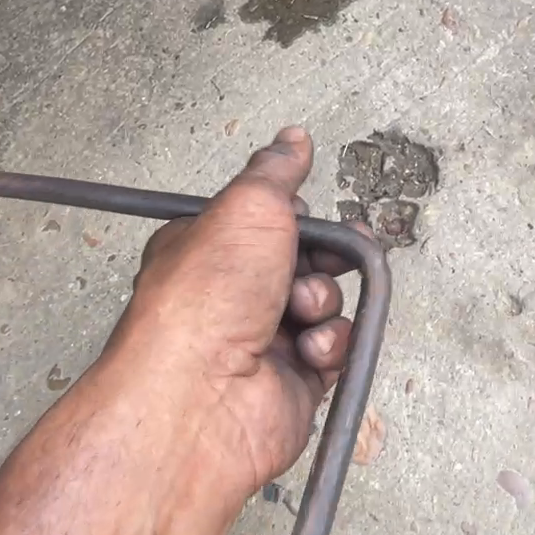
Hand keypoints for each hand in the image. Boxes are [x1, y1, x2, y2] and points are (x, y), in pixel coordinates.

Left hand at [101, 126, 359, 500]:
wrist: (202, 396)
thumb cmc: (206, 298)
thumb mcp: (246, 207)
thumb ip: (276, 172)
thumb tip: (292, 138)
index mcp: (213, 248)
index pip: (271, 221)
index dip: (297, 218)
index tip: (309, 217)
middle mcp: (234, 293)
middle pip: (306, 260)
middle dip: (325, 258)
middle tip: (328, 256)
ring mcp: (263, 339)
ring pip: (325, 303)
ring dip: (322, 301)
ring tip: (300, 310)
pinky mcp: (291, 381)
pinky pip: (333, 350)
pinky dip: (328, 345)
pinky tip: (307, 349)